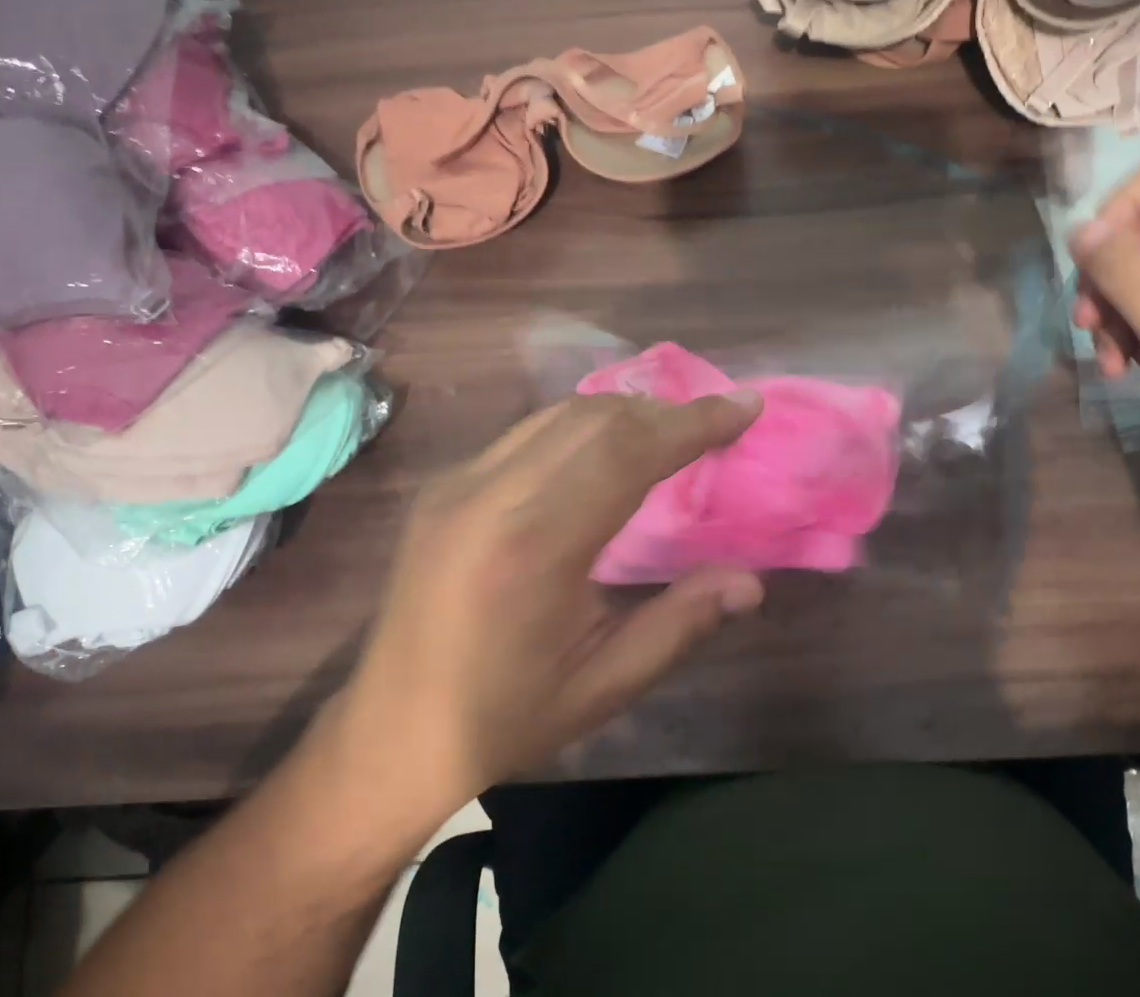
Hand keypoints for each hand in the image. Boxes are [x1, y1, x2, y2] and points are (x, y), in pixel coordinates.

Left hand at [339, 392, 766, 801]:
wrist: (390, 732)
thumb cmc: (504, 719)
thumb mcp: (603, 687)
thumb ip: (679, 625)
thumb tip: (749, 581)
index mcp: (531, 548)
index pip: (624, 453)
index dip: (691, 424)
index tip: (745, 407)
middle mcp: (487, 497)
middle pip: (592, 419)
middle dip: (665, 411)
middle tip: (719, 420)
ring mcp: (457, 485)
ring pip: (556, 416)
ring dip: (624, 413)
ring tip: (675, 429)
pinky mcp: (444, 488)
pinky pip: (526, 435)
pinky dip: (582, 428)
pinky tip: (610, 450)